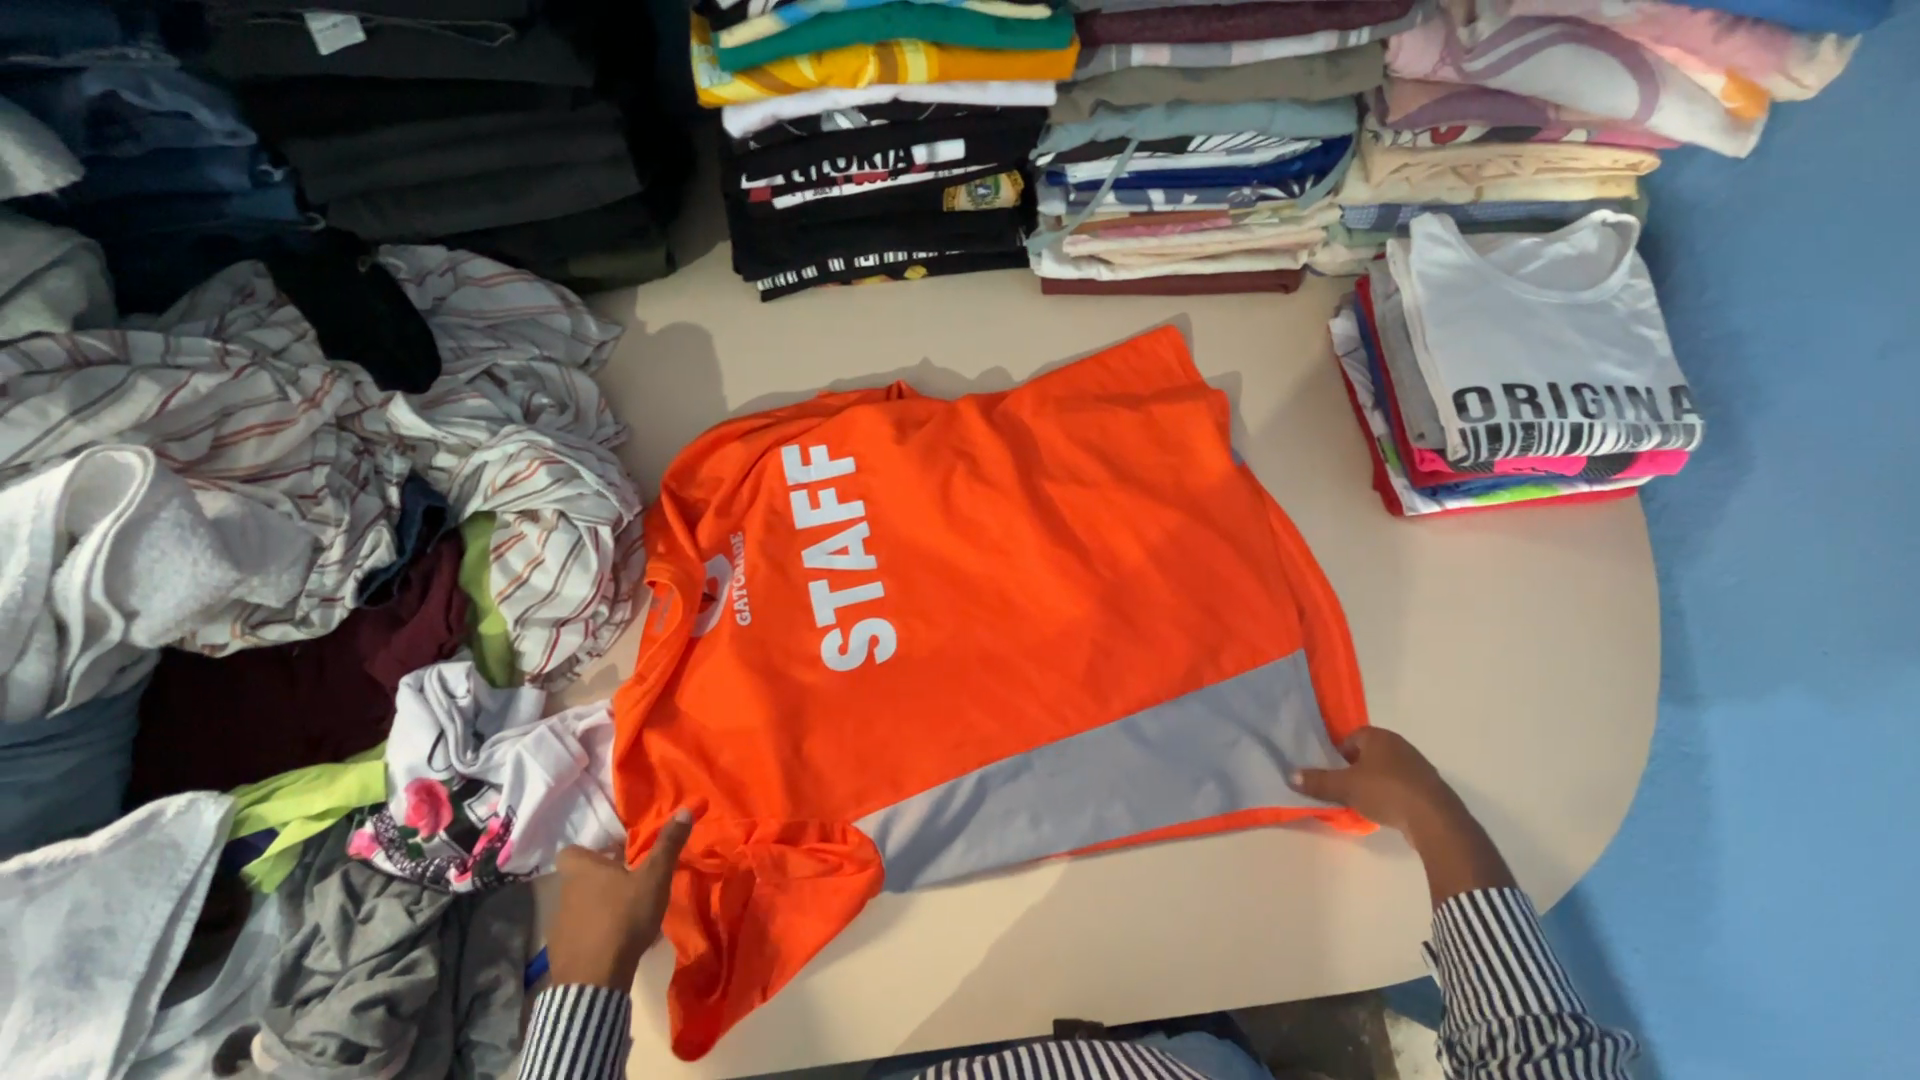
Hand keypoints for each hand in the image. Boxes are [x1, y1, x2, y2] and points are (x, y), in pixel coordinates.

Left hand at [546, 808, 693, 989]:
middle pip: (579, 878)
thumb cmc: (624, 917)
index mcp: (581, 870)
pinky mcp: (560, 952)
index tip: (614, 858)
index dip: (590, 852)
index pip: (571, 851)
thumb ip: (668, 845)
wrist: (595, 978)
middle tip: (630, 886)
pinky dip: (593, 934)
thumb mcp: (654, 878)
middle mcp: (564, 892)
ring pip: (579, 906)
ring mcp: (558, 924)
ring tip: (626, 915)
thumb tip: (685, 809)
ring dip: (598, 907)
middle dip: (601, 880)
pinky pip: (578, 933)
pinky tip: (614, 942)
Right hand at [1292, 728, 1514, 904]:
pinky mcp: (1430, 788)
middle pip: (1369, 753)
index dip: (1339, 752)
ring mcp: (1418, 767)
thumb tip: (1290, 775)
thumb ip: (1317, 781)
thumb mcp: (1345, 787)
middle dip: (1355, 768)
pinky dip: (1392, 795)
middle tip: (1344, 786)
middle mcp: (1400, 745)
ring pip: (1387, 770)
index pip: (1352, 736)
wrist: (1434, 819)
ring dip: (1374, 782)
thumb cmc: (1385, 791)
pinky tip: (1386, 811)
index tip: (1333, 771)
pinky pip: (1402, 786)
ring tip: (1363, 801)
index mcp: (1379, 737)